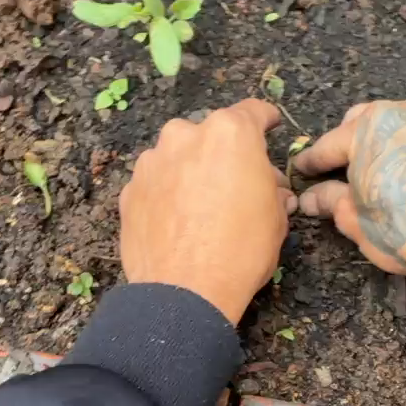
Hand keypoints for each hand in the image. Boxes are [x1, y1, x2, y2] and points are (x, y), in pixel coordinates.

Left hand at [119, 99, 294, 324]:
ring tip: (202, 208)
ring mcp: (151, 162)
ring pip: (178, 157)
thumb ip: (273, 191)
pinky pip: (156, 183)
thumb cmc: (240, 252)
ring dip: (191, 173)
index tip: (269, 126)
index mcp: (229, 134)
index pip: (253, 112)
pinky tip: (178, 223)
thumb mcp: (276, 220)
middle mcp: (185, 135)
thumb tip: (272, 189)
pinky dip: (167, 195)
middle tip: (236, 185)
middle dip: (223, 154)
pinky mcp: (129, 190)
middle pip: (210, 135)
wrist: (184, 293)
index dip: (265, 120)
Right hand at [293, 98, 405, 276]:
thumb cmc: (402, 228)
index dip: (311, 163)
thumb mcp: (354, 218)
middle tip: (336, 172)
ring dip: (376, 143)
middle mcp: (400, 112)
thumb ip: (330, 200)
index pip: (329, 145)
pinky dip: (402, 147)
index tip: (300, 170)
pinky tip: (397, 170)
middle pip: (360, 123)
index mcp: (368, 127)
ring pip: (391, 124)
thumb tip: (310, 199)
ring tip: (369, 171)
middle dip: (345, 145)